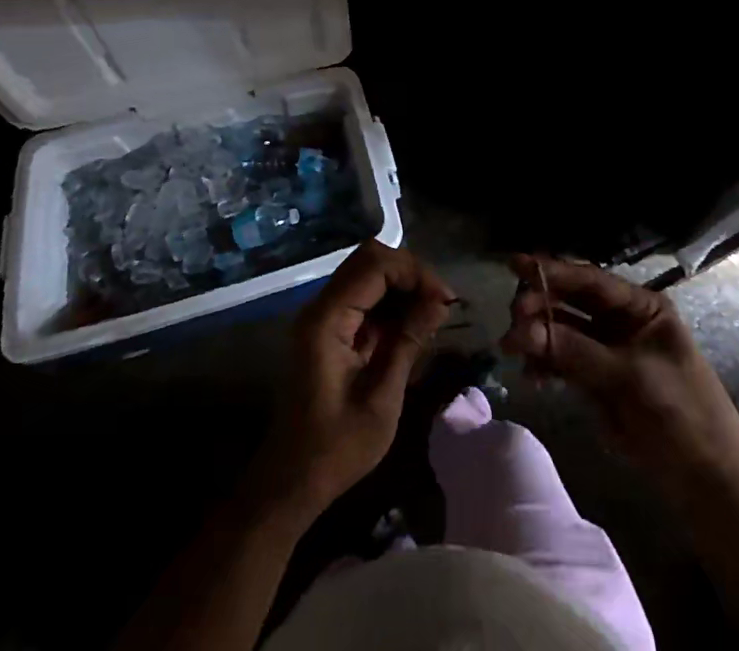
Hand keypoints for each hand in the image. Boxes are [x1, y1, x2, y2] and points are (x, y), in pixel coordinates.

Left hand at [256, 240, 454, 514]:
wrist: (293, 479)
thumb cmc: (336, 448)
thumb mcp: (382, 399)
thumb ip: (408, 342)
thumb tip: (440, 301)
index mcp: (326, 321)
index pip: (374, 265)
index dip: (415, 273)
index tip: (445, 301)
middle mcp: (320, 309)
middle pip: (369, 260)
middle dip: (411, 274)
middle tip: (441, 304)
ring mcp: (323, 319)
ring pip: (367, 276)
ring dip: (403, 287)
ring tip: (434, 315)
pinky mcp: (329, 332)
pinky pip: (364, 300)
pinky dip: (391, 305)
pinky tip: (414, 327)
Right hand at [501, 255, 738, 481]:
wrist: (704, 477)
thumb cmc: (680, 413)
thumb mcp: (631, 377)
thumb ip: (575, 351)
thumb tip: (520, 331)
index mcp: (641, 308)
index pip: (590, 281)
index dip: (552, 271)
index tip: (515, 265)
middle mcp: (621, 322)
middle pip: (570, 302)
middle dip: (539, 306)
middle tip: (512, 319)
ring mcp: (606, 351)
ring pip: (560, 331)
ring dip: (536, 337)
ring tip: (512, 351)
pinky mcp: (595, 381)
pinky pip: (560, 361)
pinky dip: (543, 364)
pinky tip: (530, 376)